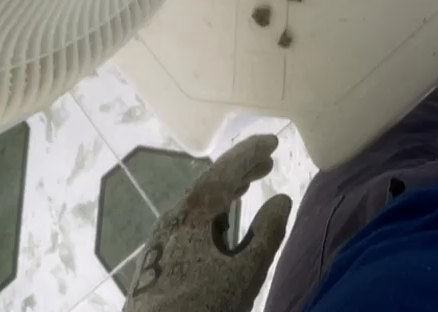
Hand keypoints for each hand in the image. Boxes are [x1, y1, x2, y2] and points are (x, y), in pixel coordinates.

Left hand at [127, 135, 292, 311]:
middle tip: (268, 163)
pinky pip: (191, 219)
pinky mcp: (156, 260)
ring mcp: (162, 239)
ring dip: (227, 190)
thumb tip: (280, 199)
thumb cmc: (201, 309)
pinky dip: (213, 210)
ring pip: (199, 202)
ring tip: (248, 186)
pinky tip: (221, 224)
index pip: (227, 169)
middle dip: (241, 169)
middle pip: (211, 182)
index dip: (251, 152)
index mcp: (194, 212)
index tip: (274, 141)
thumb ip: (266, 234)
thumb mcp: (243, 275)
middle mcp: (175, 217)